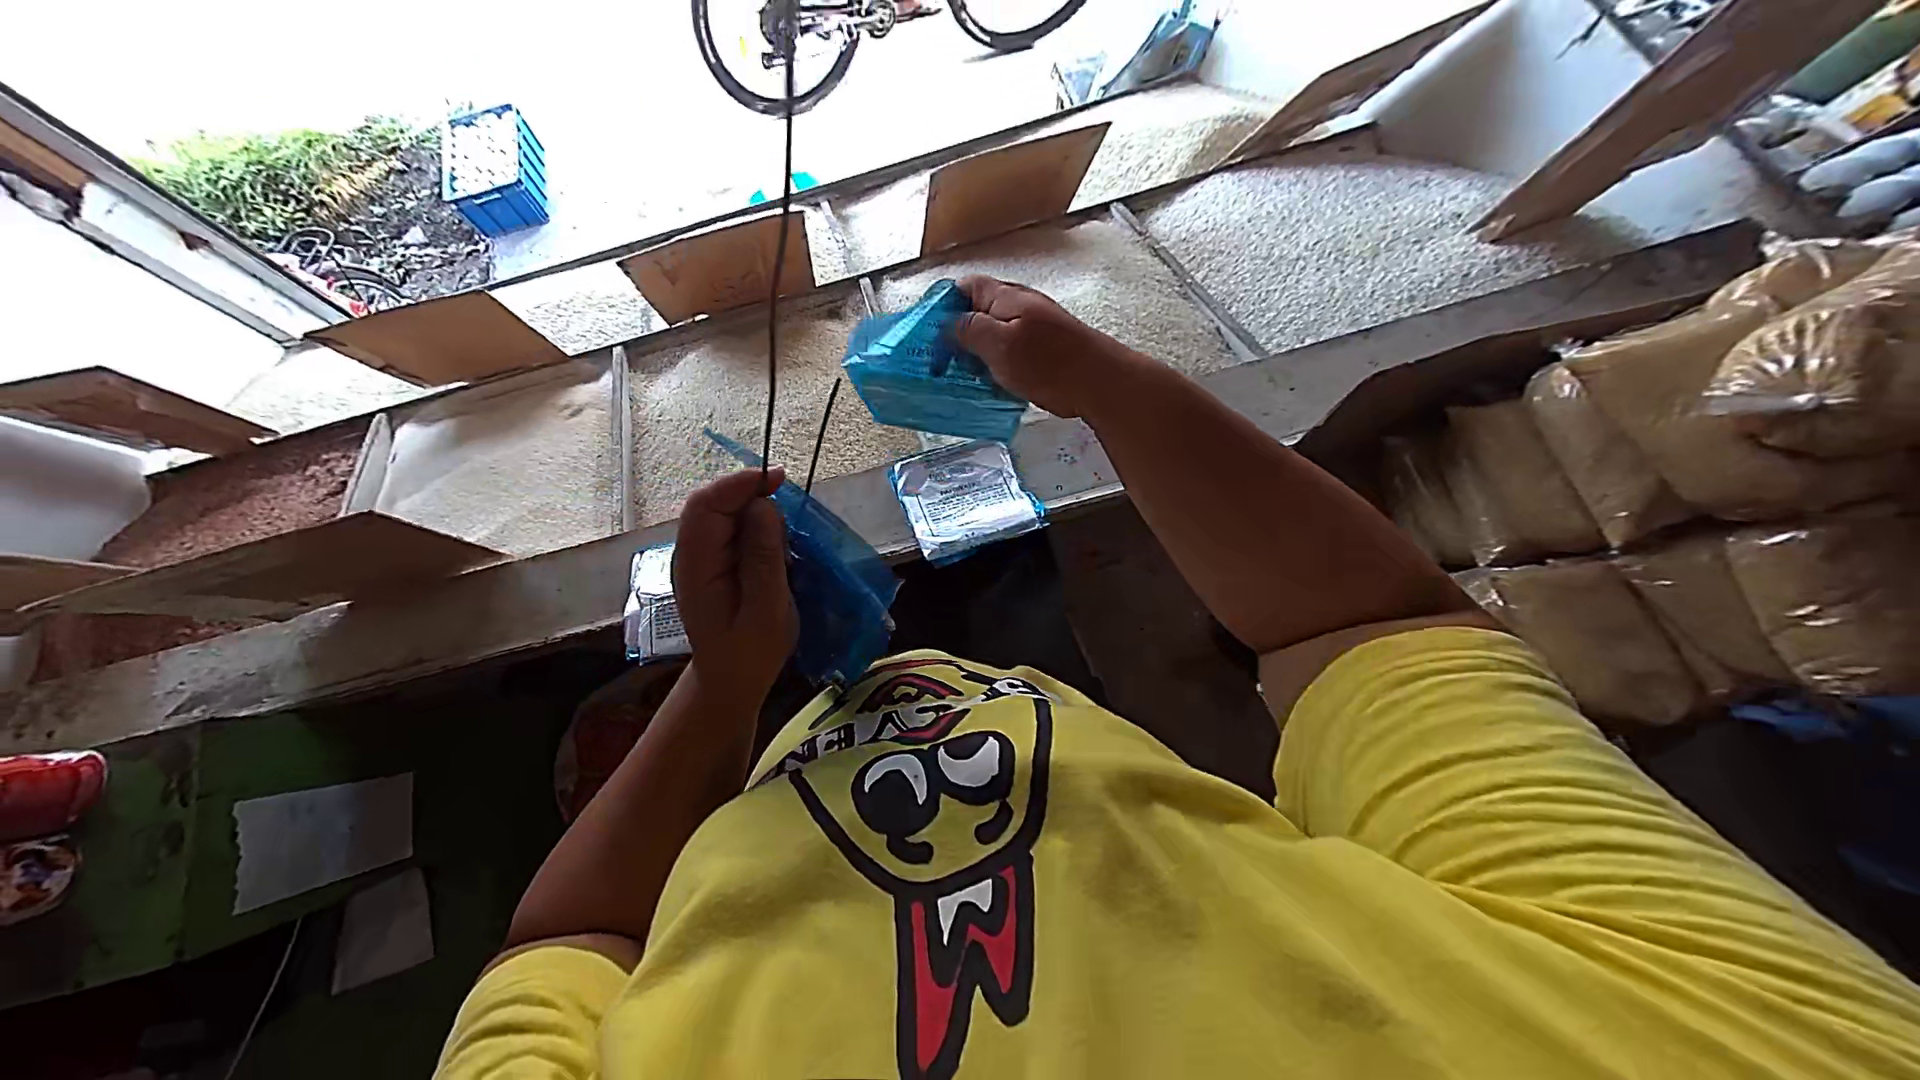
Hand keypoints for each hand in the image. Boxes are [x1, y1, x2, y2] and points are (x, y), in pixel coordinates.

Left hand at [672, 468, 796, 708]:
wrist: (732, 680)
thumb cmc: (750, 653)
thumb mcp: (766, 611)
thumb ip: (764, 559)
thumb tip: (764, 506)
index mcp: (696, 566)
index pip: (706, 506)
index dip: (739, 484)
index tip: (778, 478)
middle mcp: (693, 554)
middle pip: (714, 503)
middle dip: (750, 492)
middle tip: (790, 499)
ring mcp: (705, 557)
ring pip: (726, 512)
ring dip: (757, 509)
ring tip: (787, 530)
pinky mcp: (719, 561)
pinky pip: (735, 528)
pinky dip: (759, 525)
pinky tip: (779, 541)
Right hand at [951, 275, 1142, 417]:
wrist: (1097, 382)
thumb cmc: (1048, 362)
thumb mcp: (999, 343)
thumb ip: (968, 330)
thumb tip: (947, 325)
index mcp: (1005, 297)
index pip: (962, 288)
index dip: (940, 306)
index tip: (924, 332)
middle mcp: (1017, 306)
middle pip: (975, 312)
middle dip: (954, 334)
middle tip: (937, 361)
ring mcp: (1030, 329)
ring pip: (990, 336)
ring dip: (973, 355)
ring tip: (957, 377)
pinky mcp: (1039, 353)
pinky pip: (1006, 354)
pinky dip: (992, 367)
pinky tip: (986, 384)